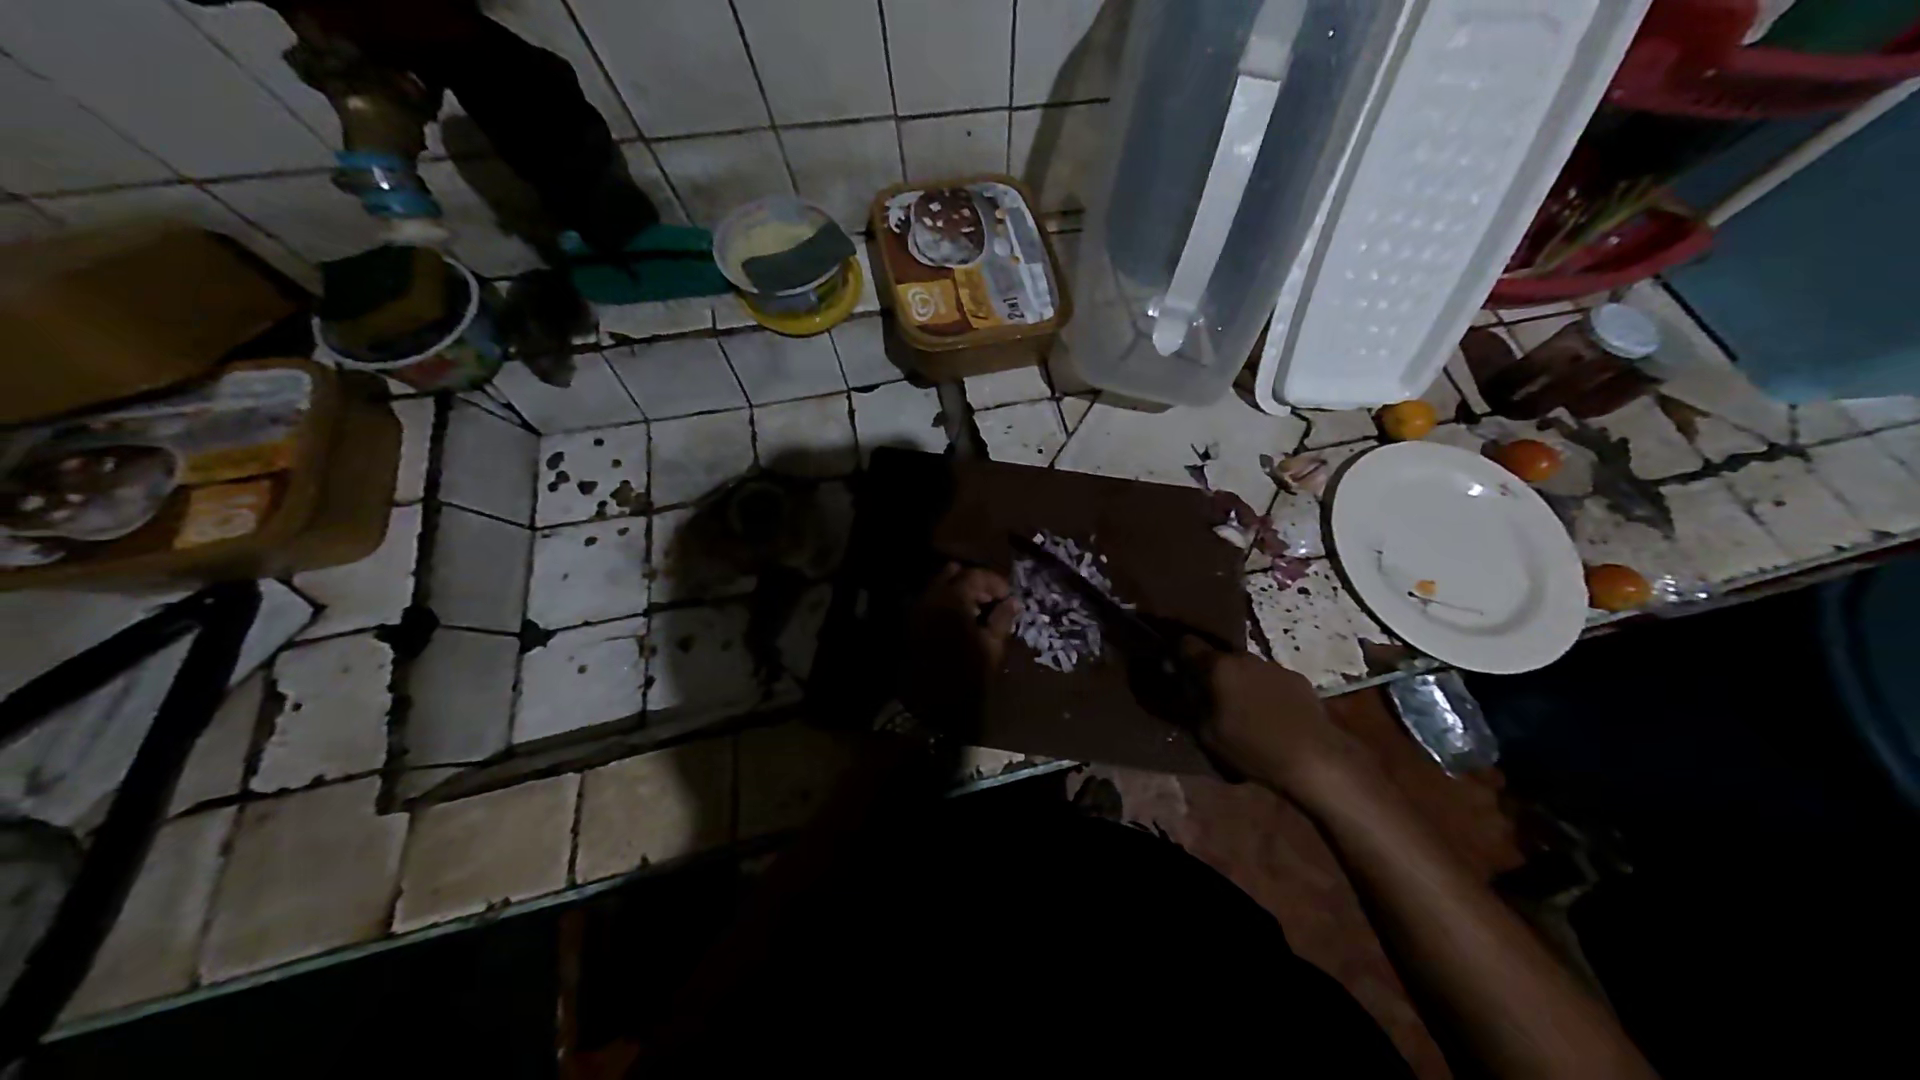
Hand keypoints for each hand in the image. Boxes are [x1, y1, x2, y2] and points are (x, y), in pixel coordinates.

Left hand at [901, 563, 1019, 731]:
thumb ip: (1002, 618)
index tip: (1009, 595)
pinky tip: (960, 618)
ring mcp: (917, 609)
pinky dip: (946, 601)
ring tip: (978, 608)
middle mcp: (931, 597)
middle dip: (975, 581)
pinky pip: (930, 600)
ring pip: (939, 585)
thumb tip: (1013, 602)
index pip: (975, 575)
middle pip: (954, 574)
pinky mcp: (911, 622)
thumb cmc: (966, 674)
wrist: (929, 701)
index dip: (995, 582)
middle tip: (993, 598)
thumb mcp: (991, 646)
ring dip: (959, 590)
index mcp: (952, 599)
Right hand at [1181, 639, 1371, 803]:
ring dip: (1239, 682)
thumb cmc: (1252, 748)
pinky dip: (1263, 691)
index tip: (1175, 673)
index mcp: (1219, 667)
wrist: (1316, 759)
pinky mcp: (1298, 679)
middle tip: (1210, 699)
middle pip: (1219, 657)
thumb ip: (1191, 702)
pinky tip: (1270, 716)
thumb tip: (1184, 684)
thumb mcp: (1207, 733)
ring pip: (1246, 668)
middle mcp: (1245, 657)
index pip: (1187, 644)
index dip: (1177, 656)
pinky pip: (1269, 680)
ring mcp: (1274, 666)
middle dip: (1211, 673)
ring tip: (1243, 711)